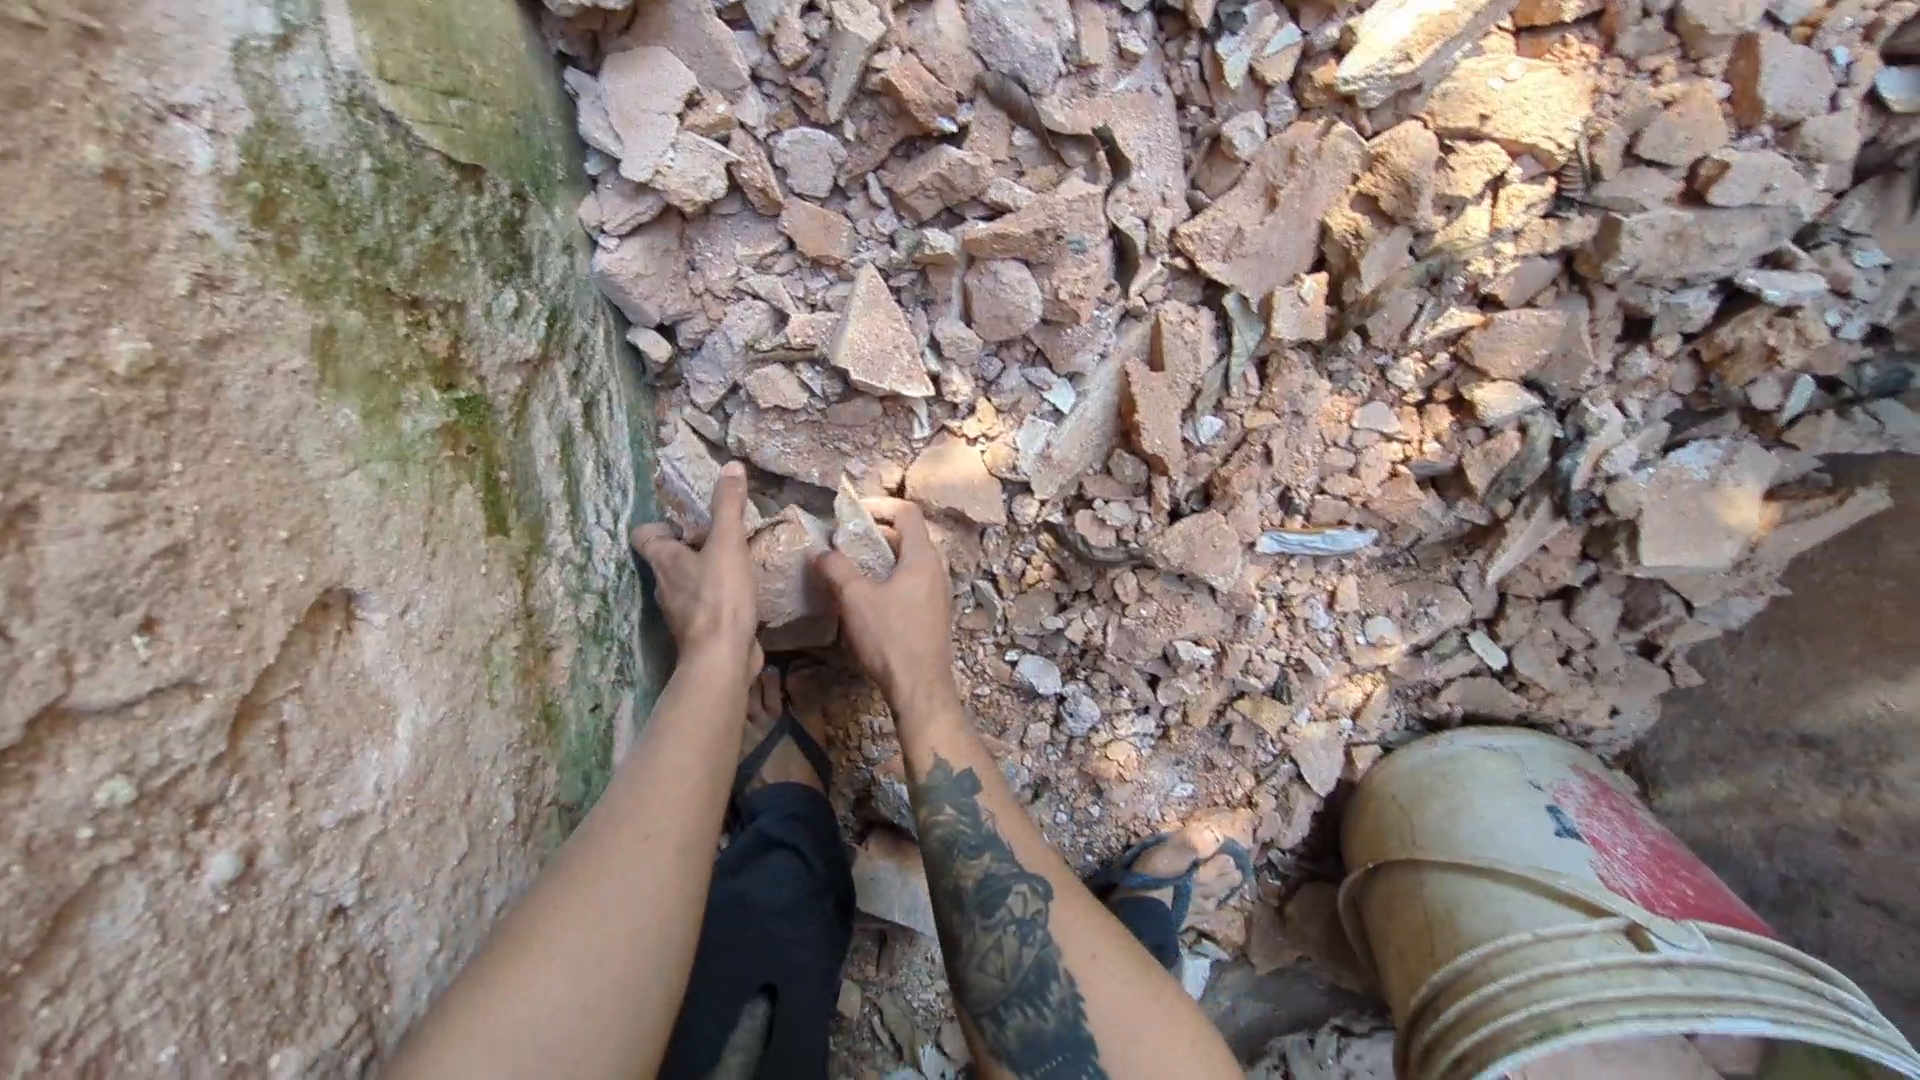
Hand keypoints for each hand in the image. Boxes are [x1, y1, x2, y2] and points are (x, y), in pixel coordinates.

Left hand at [631, 462, 761, 684]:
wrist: (723, 658)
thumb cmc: (719, 598)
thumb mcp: (727, 544)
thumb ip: (728, 506)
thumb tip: (731, 466)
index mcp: (664, 561)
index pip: (644, 535)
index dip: (659, 524)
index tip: (686, 520)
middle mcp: (665, 586)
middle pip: (667, 559)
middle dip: (688, 546)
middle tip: (718, 536)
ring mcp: (682, 612)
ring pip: (686, 584)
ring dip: (704, 573)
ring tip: (733, 563)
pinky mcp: (701, 631)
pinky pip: (706, 606)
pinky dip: (718, 598)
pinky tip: (741, 595)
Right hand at [813, 498, 956, 712]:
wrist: (920, 687)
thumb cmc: (890, 637)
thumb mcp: (855, 598)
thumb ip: (836, 569)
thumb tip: (821, 554)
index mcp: (922, 557)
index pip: (907, 512)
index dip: (879, 506)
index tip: (852, 514)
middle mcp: (937, 570)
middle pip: (907, 537)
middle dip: (875, 534)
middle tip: (845, 543)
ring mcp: (938, 593)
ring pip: (909, 563)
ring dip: (881, 559)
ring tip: (852, 570)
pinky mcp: (934, 614)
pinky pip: (912, 584)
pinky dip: (890, 580)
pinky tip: (869, 599)